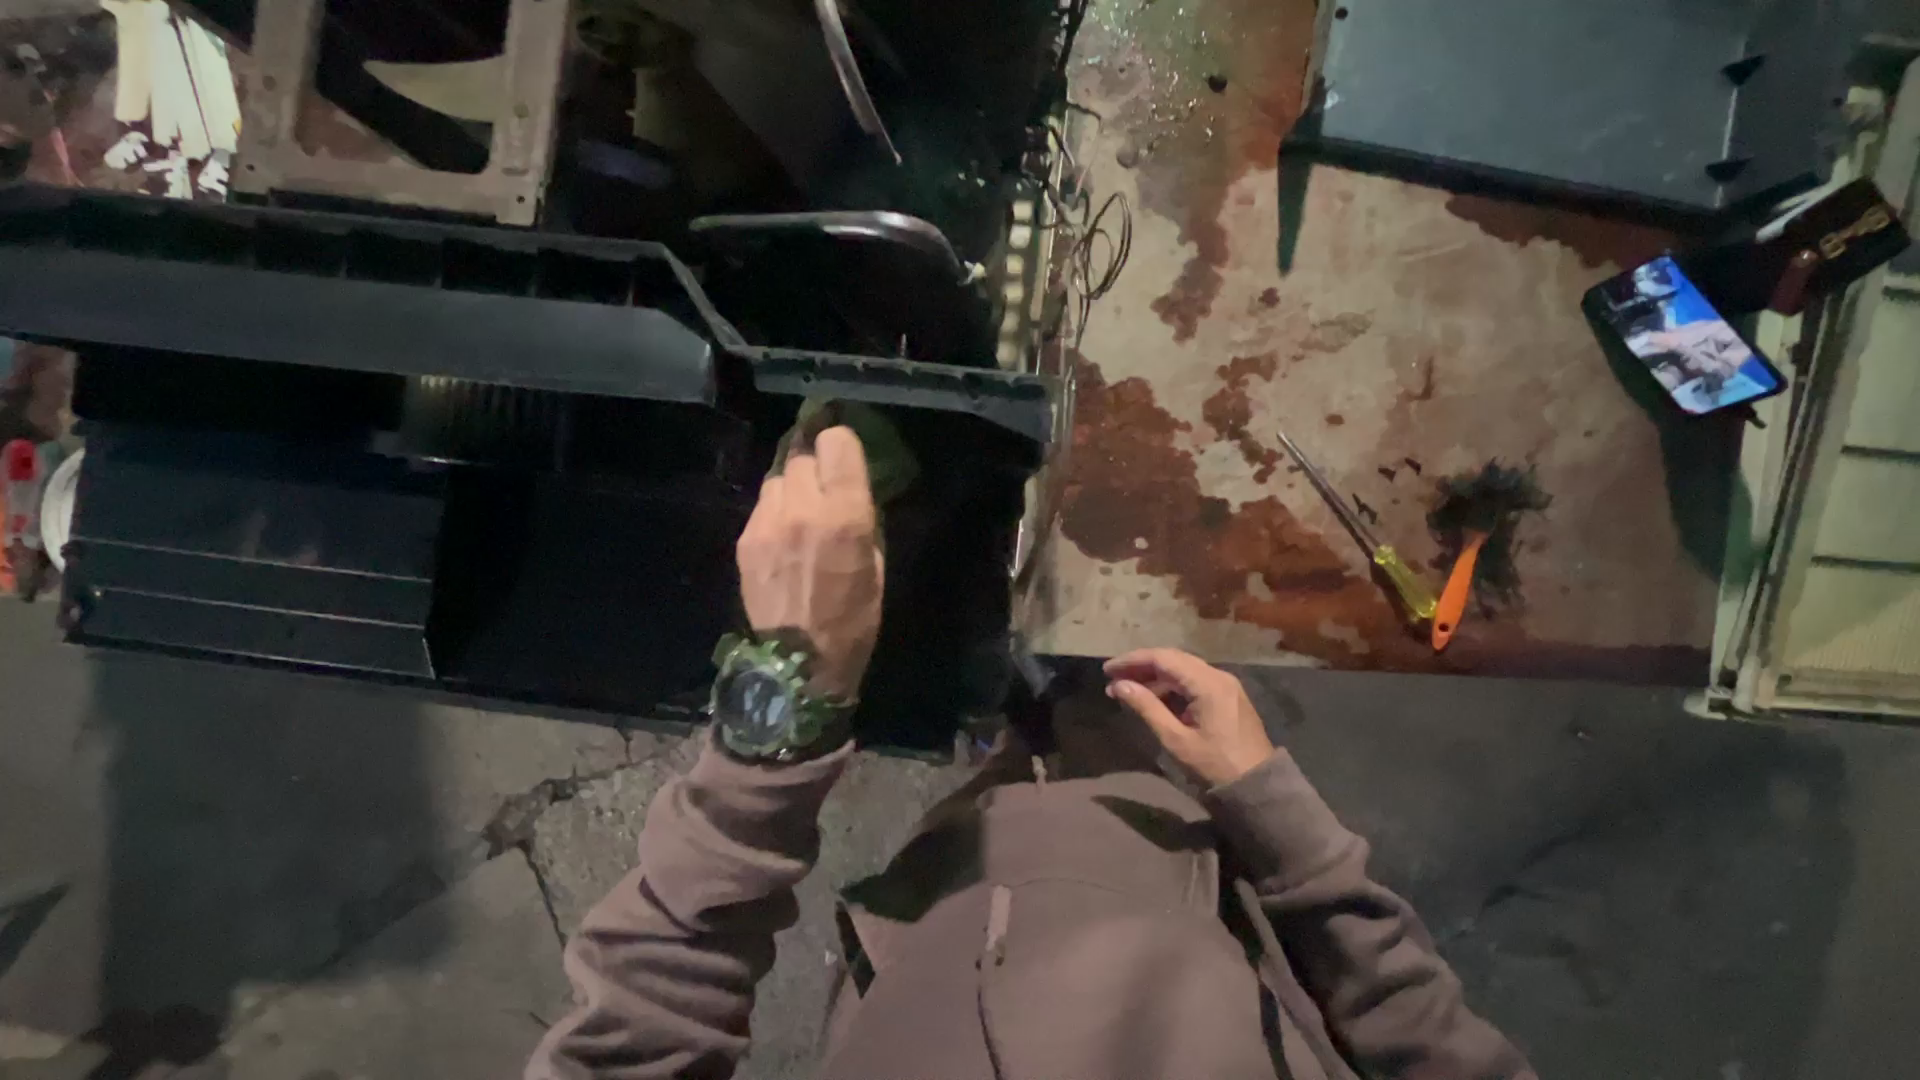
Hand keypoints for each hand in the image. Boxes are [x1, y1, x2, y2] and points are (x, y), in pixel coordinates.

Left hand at [736, 426, 883, 699]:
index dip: (843, 443)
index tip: (847, 452)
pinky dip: (777, 507)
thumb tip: (854, 488)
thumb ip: (864, 519)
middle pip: (803, 452)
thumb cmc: (854, 621)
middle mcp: (802, 508)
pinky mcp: (745, 538)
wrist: (798, 666)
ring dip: (794, 482)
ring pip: (779, 475)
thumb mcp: (878, 566)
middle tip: (827, 478)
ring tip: (804, 506)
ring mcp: (767, 522)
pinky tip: (785, 530)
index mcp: (845, 516)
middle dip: (817, 460)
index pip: (836, 442)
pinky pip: (763, 503)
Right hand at [1103, 649, 1274, 786]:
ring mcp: (1225, 685)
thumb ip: (1147, 708)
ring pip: (1183, 669)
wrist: (1258, 787)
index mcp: (1207, 684)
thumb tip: (1119, 686)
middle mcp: (1218, 676)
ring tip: (1128, 690)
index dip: (1132, 661)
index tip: (1107, 670)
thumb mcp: (1176, 740)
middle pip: (1173, 659)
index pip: (1163, 658)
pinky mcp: (1227, 696)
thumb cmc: (1215, 765)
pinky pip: (1193, 681)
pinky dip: (1171, 686)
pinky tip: (1153, 698)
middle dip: (1141, 666)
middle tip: (1113, 678)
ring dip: (1154, 676)